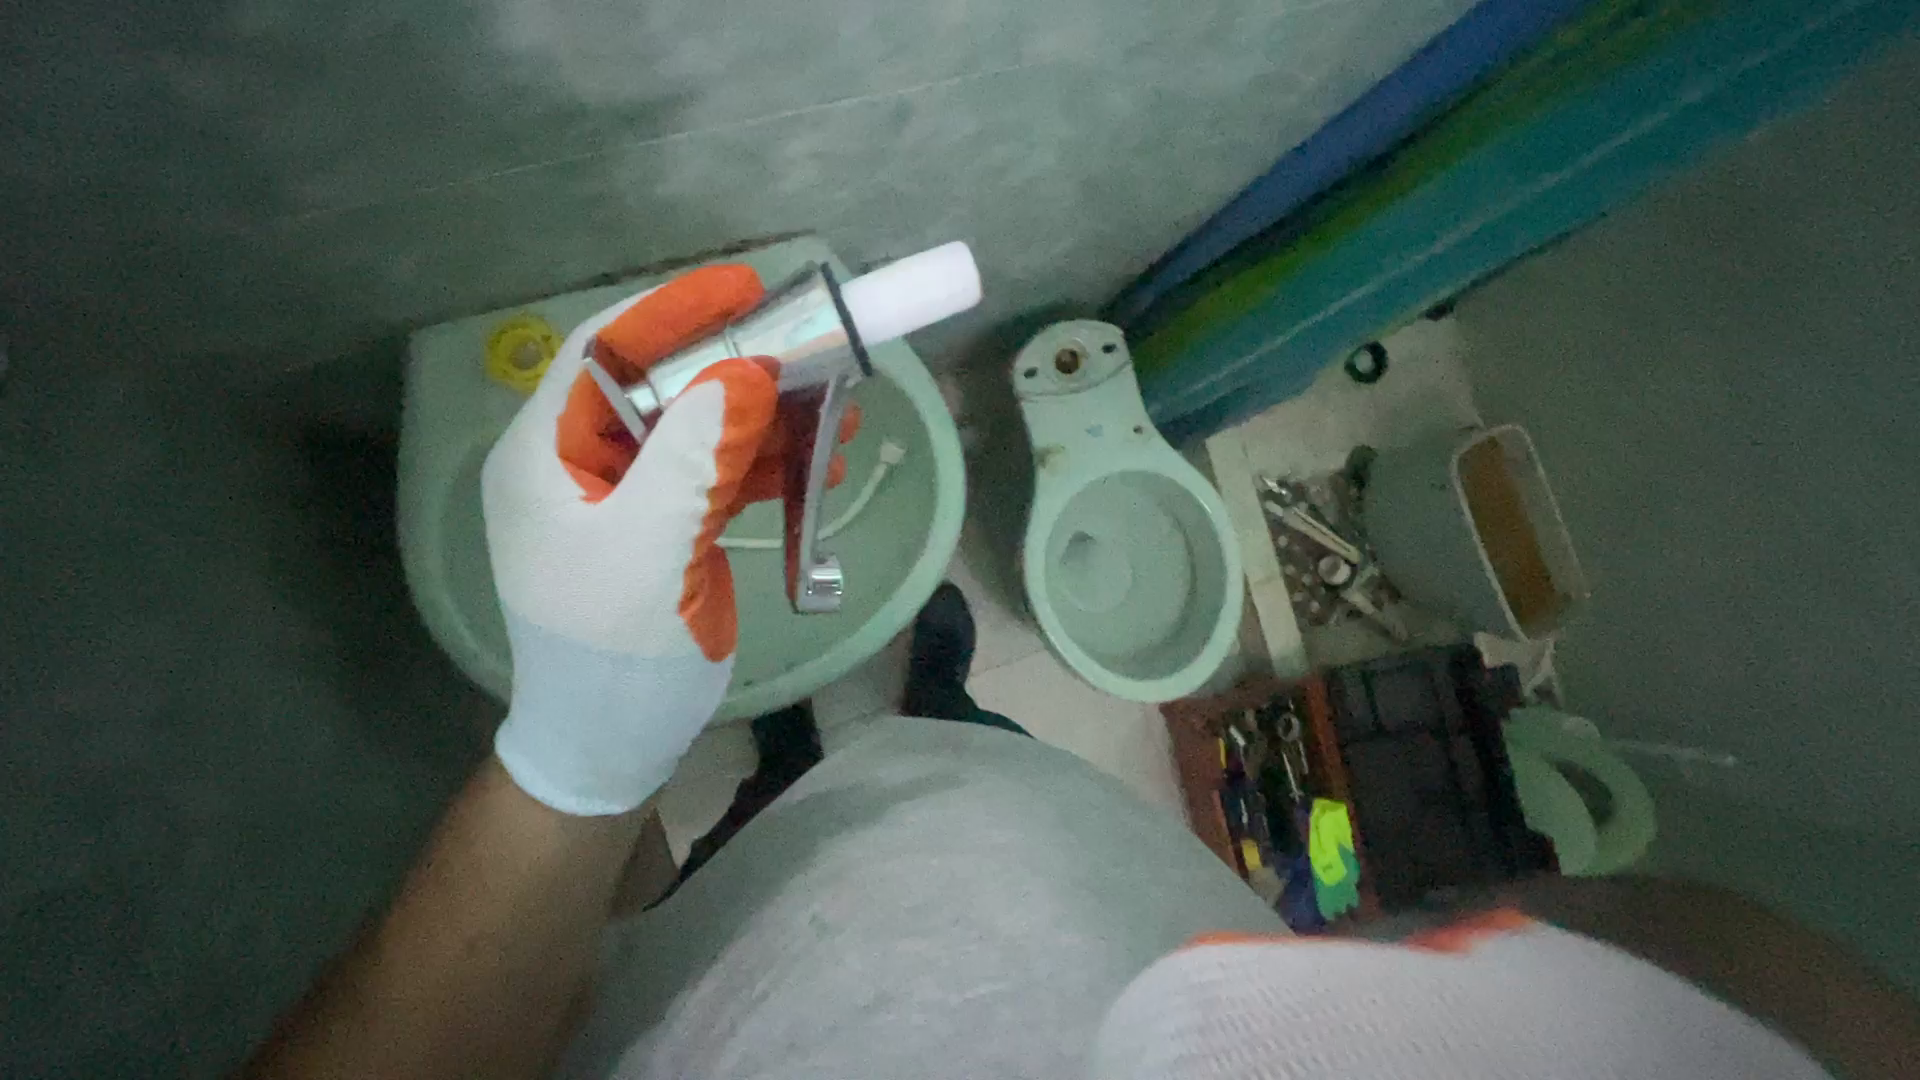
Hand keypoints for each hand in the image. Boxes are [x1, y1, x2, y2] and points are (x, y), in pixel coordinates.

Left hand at [482, 266, 777, 815]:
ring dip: (769, 423)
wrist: (613, 738)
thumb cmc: (611, 649)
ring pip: (704, 434)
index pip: (607, 353)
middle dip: (741, 372)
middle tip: (812, 354)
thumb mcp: (649, 546)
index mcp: (548, 453)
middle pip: (666, 388)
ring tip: (839, 413)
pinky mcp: (670, 529)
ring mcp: (631, 498)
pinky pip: (721, 478)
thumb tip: (748, 372)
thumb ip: (693, 456)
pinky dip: (770, 469)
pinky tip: (823, 466)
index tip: (747, 288)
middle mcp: (585, 464)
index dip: (675, 312)